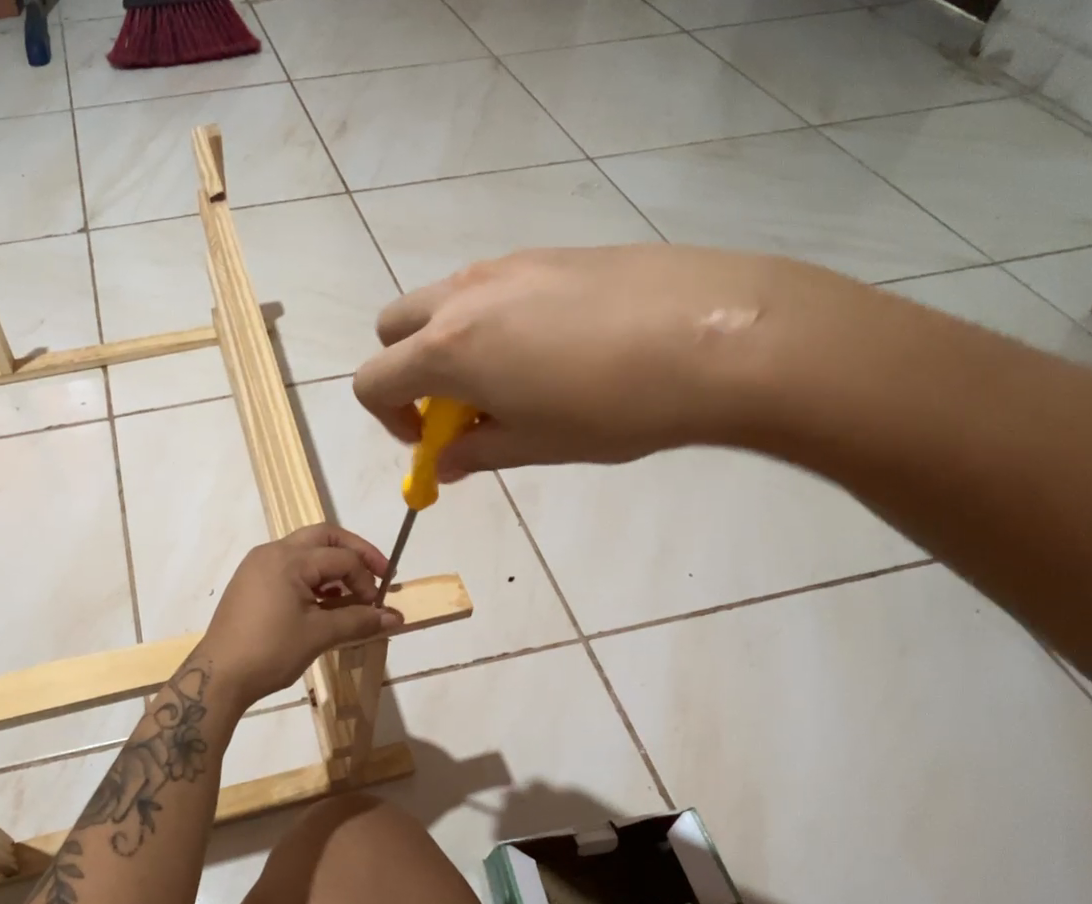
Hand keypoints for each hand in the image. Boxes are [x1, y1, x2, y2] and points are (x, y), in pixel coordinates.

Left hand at [198, 525, 402, 705]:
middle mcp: (272, 552)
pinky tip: (325, 604)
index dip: (366, 579)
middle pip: (324, 537)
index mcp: (289, 559)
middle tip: (379, 574)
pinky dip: (313, 578)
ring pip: (306, 551)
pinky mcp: (251, 582)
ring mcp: (258, 565)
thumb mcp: (319, 635)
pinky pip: (290, 567)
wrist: (220, 675)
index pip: (342, 557)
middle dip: (355, 553)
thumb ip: (360, 621)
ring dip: (333, 567)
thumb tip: (397, 618)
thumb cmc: (270, 651)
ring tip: (352, 596)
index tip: (378, 607)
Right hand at [353, 245, 857, 479]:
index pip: (373, 381)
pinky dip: (493, 318)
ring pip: (443, 300)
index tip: (431, 440)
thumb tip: (444, 462)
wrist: (718, 335)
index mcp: (447, 349)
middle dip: (405, 369)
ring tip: (514, 377)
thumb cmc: (614, 408)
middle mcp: (463, 297)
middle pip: (392, 327)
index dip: (388, 419)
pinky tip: (558, 347)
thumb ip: (474, 452)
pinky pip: (494, 286)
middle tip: (456, 404)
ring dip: (449, 341)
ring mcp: (507, 266)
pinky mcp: (551, 252)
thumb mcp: (535, 445)